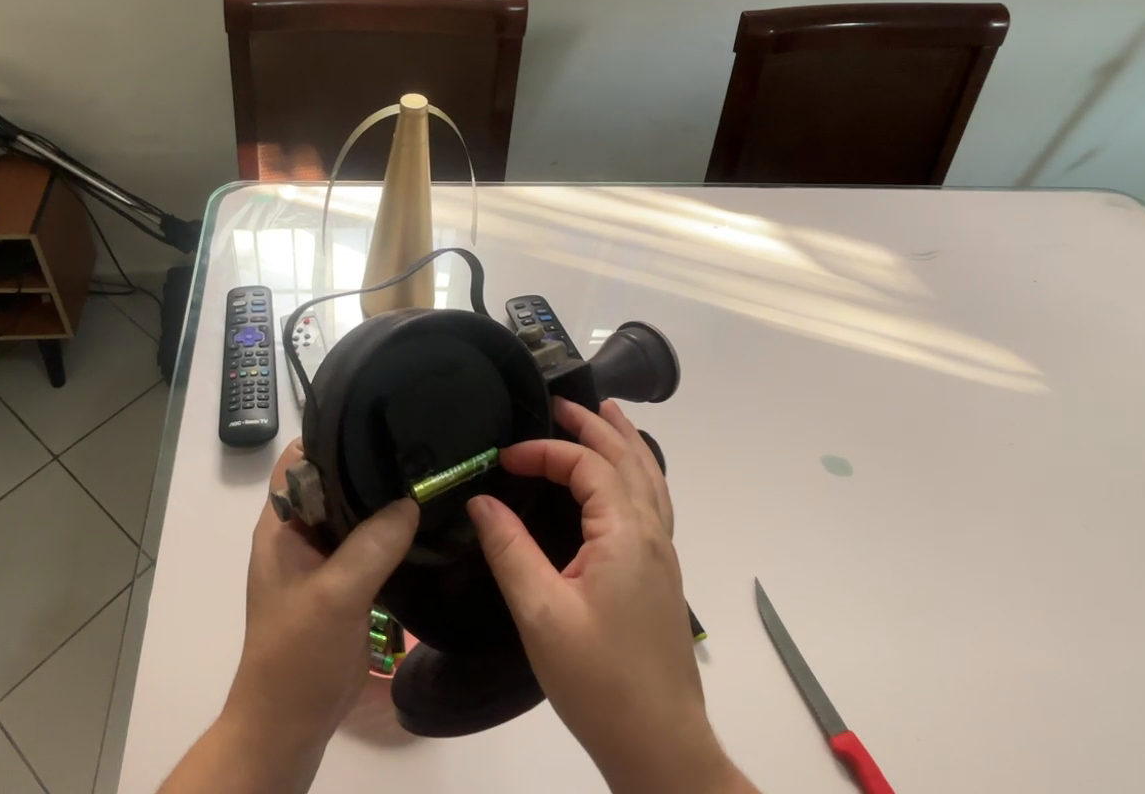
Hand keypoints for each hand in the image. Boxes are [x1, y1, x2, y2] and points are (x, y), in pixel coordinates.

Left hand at [212, 441, 418, 787]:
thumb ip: (372, 545)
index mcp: (280, 524)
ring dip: (384, 501)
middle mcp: (300, 533)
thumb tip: (411, 501)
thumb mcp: (335, 595)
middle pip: (334, 482)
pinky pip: (370, 544)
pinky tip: (426, 523)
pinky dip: (393, 533)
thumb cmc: (297, 654)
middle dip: (369, 464)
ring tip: (430, 475)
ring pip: (356, 514)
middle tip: (419, 444)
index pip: (300, 459)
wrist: (292, 721)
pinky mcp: (345, 582)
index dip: (332, 434)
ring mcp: (323, 558)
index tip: (378, 419)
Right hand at [468, 399, 755, 793]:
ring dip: (626, 441)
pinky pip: (655, 502)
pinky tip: (625, 480)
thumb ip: (510, 549)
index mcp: (625, 534)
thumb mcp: (540, 612)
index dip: (545, 452)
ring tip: (609, 413)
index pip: (587, 466)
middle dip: (595, 425)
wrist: (659, 743)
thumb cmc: (597, 679)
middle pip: (628, 460)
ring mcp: (663, 554)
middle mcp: (652, 533)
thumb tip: (481, 499)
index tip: (504, 459)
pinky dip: (640, 472)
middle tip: (563, 401)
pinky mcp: (662, 574)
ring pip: (650, 478)